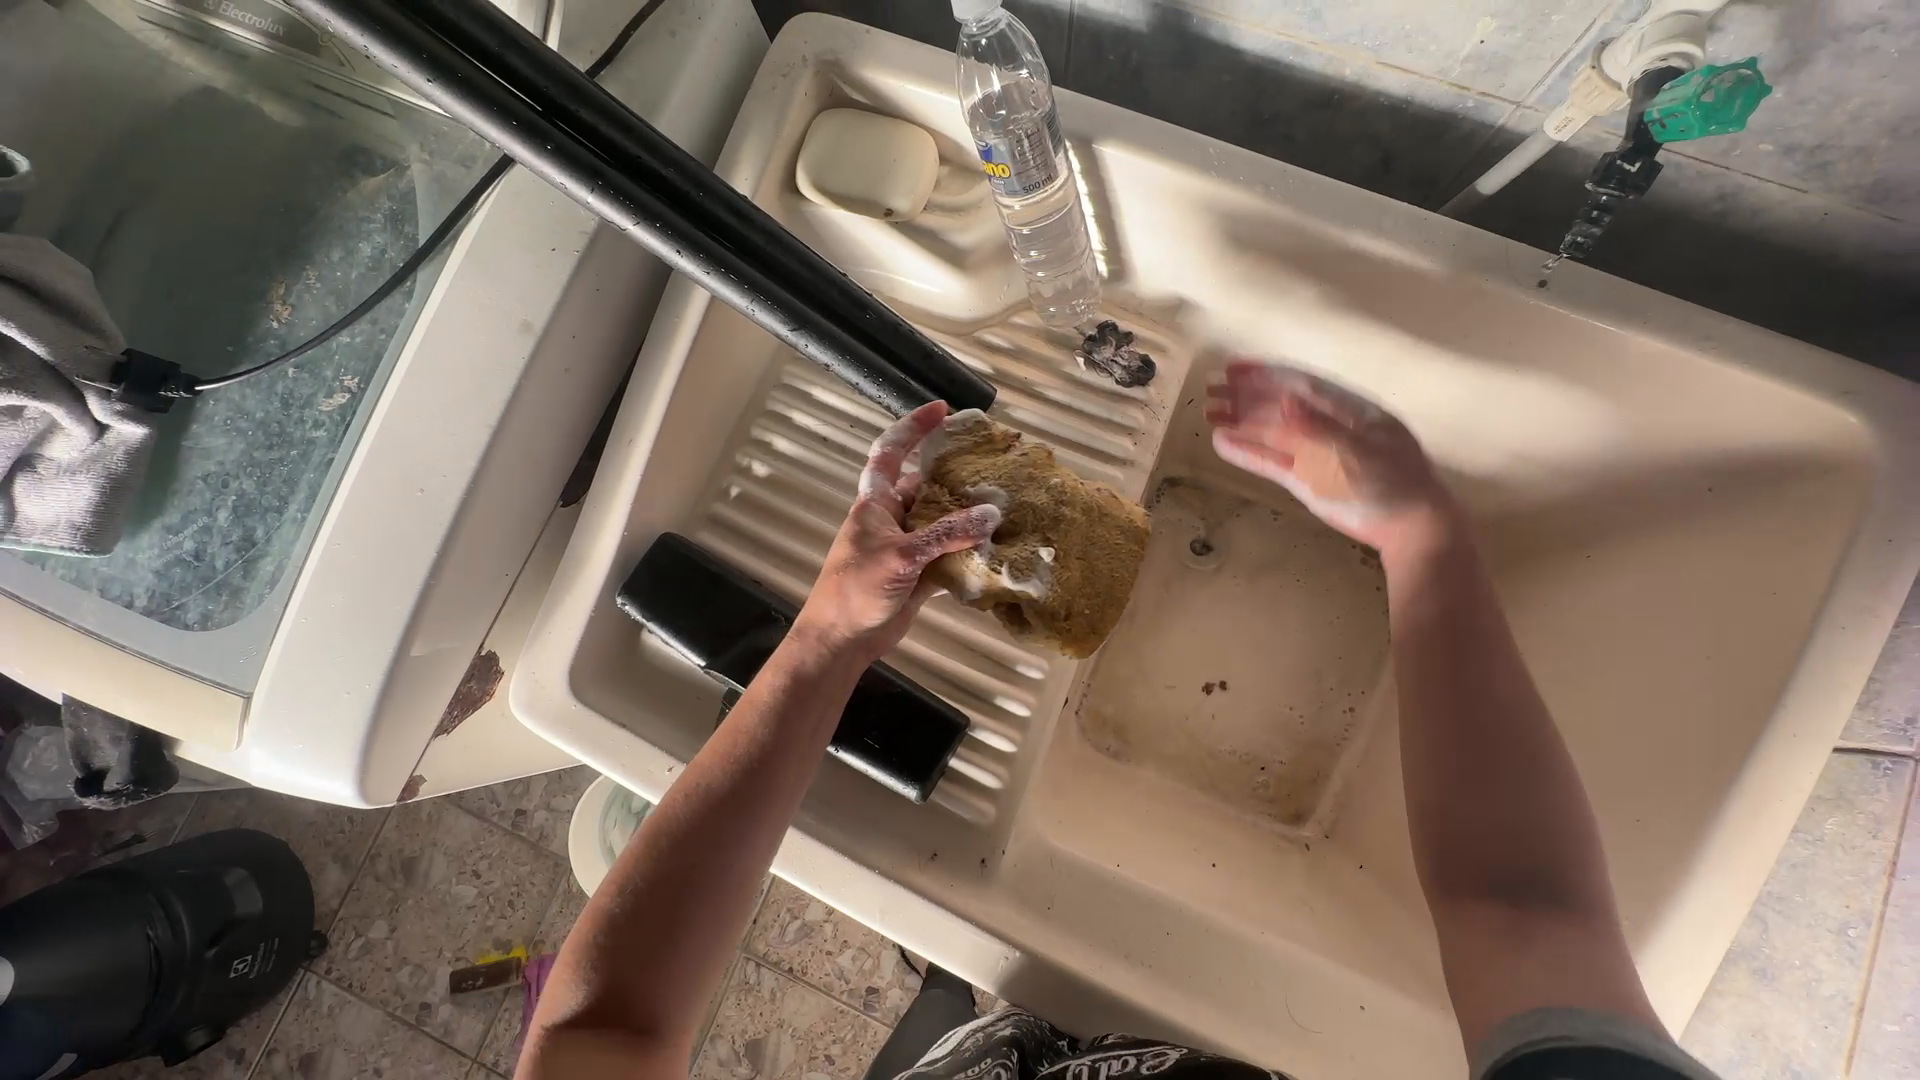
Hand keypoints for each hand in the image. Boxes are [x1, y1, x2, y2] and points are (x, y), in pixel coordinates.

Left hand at [792, 402, 1001, 663]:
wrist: (843, 640)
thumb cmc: (857, 589)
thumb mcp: (902, 555)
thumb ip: (946, 533)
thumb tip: (992, 514)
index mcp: (876, 503)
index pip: (891, 452)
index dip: (914, 428)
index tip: (942, 410)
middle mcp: (892, 518)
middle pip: (928, 487)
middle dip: (958, 477)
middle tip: (996, 466)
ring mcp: (908, 546)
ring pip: (943, 521)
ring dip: (969, 517)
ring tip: (1007, 504)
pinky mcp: (920, 573)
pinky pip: (950, 553)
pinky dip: (970, 551)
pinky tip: (998, 547)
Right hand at [1205, 360, 1458, 557]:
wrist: (1410, 528)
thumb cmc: (1393, 483)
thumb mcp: (1358, 451)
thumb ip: (1318, 426)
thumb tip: (1284, 399)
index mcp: (1350, 410)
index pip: (1302, 385)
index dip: (1267, 374)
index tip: (1233, 367)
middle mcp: (1330, 427)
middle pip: (1282, 406)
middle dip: (1247, 397)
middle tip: (1211, 389)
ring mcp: (1317, 454)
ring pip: (1273, 433)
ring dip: (1241, 423)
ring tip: (1209, 414)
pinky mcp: (1307, 480)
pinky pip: (1272, 461)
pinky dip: (1248, 452)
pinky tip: (1222, 443)